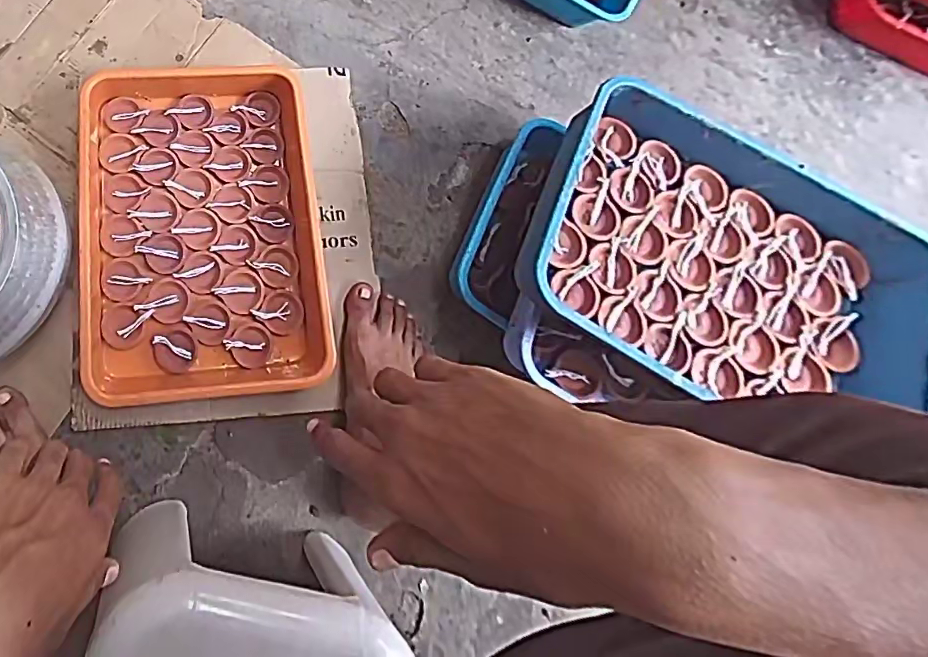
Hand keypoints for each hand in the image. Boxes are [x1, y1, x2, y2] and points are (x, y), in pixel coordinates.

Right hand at [310, 354, 708, 610]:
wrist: (606, 499)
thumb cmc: (548, 543)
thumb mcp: (474, 562)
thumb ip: (418, 544)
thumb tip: (386, 549)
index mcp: (403, 484)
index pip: (344, 452)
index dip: (328, 441)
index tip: (321, 432)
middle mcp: (409, 434)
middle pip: (364, 407)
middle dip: (365, 413)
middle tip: (376, 419)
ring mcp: (438, 398)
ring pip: (393, 380)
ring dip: (397, 392)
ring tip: (418, 404)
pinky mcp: (469, 375)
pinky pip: (430, 364)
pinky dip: (431, 376)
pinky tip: (451, 391)